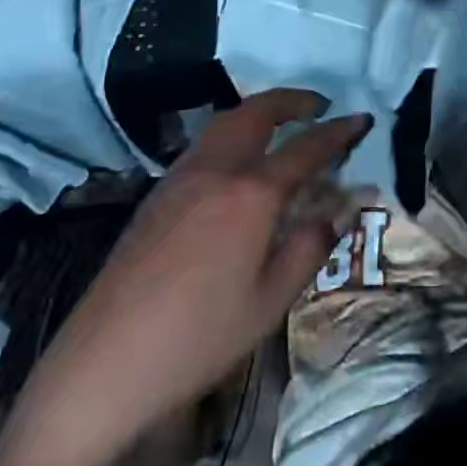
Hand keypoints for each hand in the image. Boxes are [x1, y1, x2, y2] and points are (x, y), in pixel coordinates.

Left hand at [0, 91, 370, 465]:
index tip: (362, 119)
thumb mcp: (271, 300)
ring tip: (282, 125)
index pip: (306, 148)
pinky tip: (238, 165)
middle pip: (256, 114)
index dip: (339, 132)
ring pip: (223, 125)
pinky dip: (232, 135)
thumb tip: (333, 214)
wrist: (104, 364)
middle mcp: (215, 171)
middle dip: (291, 100)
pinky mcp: (155, 197)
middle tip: (318, 105)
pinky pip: (204, 147)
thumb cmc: (200, 335)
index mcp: (251, 194)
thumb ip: (308, 247)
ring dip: (258, 113)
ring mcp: (179, 180)